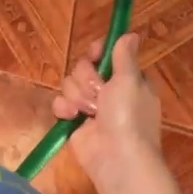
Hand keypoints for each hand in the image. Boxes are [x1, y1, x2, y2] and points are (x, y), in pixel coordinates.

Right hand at [51, 33, 162, 176]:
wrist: (118, 159)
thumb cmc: (129, 117)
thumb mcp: (130, 80)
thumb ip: (124, 56)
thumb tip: (132, 34)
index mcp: (127, 81)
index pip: (106, 55)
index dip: (98, 53)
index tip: (94, 55)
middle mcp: (109, 92)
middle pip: (84, 67)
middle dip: (87, 78)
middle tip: (98, 93)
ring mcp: (91, 107)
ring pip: (70, 83)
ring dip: (77, 95)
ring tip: (88, 111)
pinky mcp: (75, 121)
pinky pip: (60, 102)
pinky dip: (64, 108)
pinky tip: (72, 117)